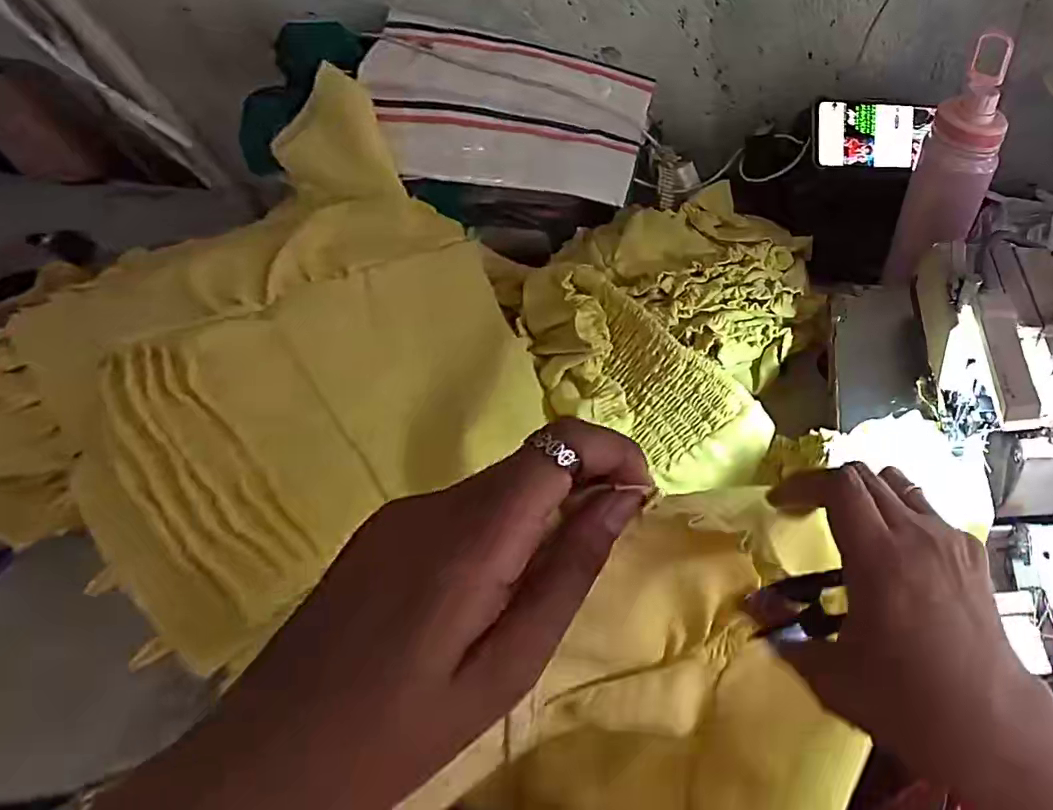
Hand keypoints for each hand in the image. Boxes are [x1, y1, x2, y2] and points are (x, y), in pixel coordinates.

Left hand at [100, 419, 652, 809]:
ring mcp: (400, 516)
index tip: (640, 495)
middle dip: (592, 481)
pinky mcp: (382, 533)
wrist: (246, 783)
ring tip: (550, 577)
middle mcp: (432, 506)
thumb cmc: (396, 734)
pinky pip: (472, 505)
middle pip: (538, 459)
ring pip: (508, 482)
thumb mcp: (510, 665)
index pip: (561, 443)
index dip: (615, 451)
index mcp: (469, 537)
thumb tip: (628, 496)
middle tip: (610, 540)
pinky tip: (497, 586)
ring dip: (551, 507)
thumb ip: (574, 569)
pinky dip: (511, 522)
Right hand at [759, 464, 1052, 809]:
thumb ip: (791, 639)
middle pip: (868, 476)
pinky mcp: (972, 549)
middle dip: (830, 486)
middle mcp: (917, 532)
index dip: (803, 482)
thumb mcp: (834, 677)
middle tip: (809, 512)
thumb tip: (754, 615)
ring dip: (870, 494)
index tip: (780, 500)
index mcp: (879, 556)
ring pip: (903, 488)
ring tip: (855, 528)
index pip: (839, 485)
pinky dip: (905, 518)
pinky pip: (931, 514)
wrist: (986, 715)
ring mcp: (950, 536)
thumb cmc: (904, 700)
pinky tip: (901, 558)